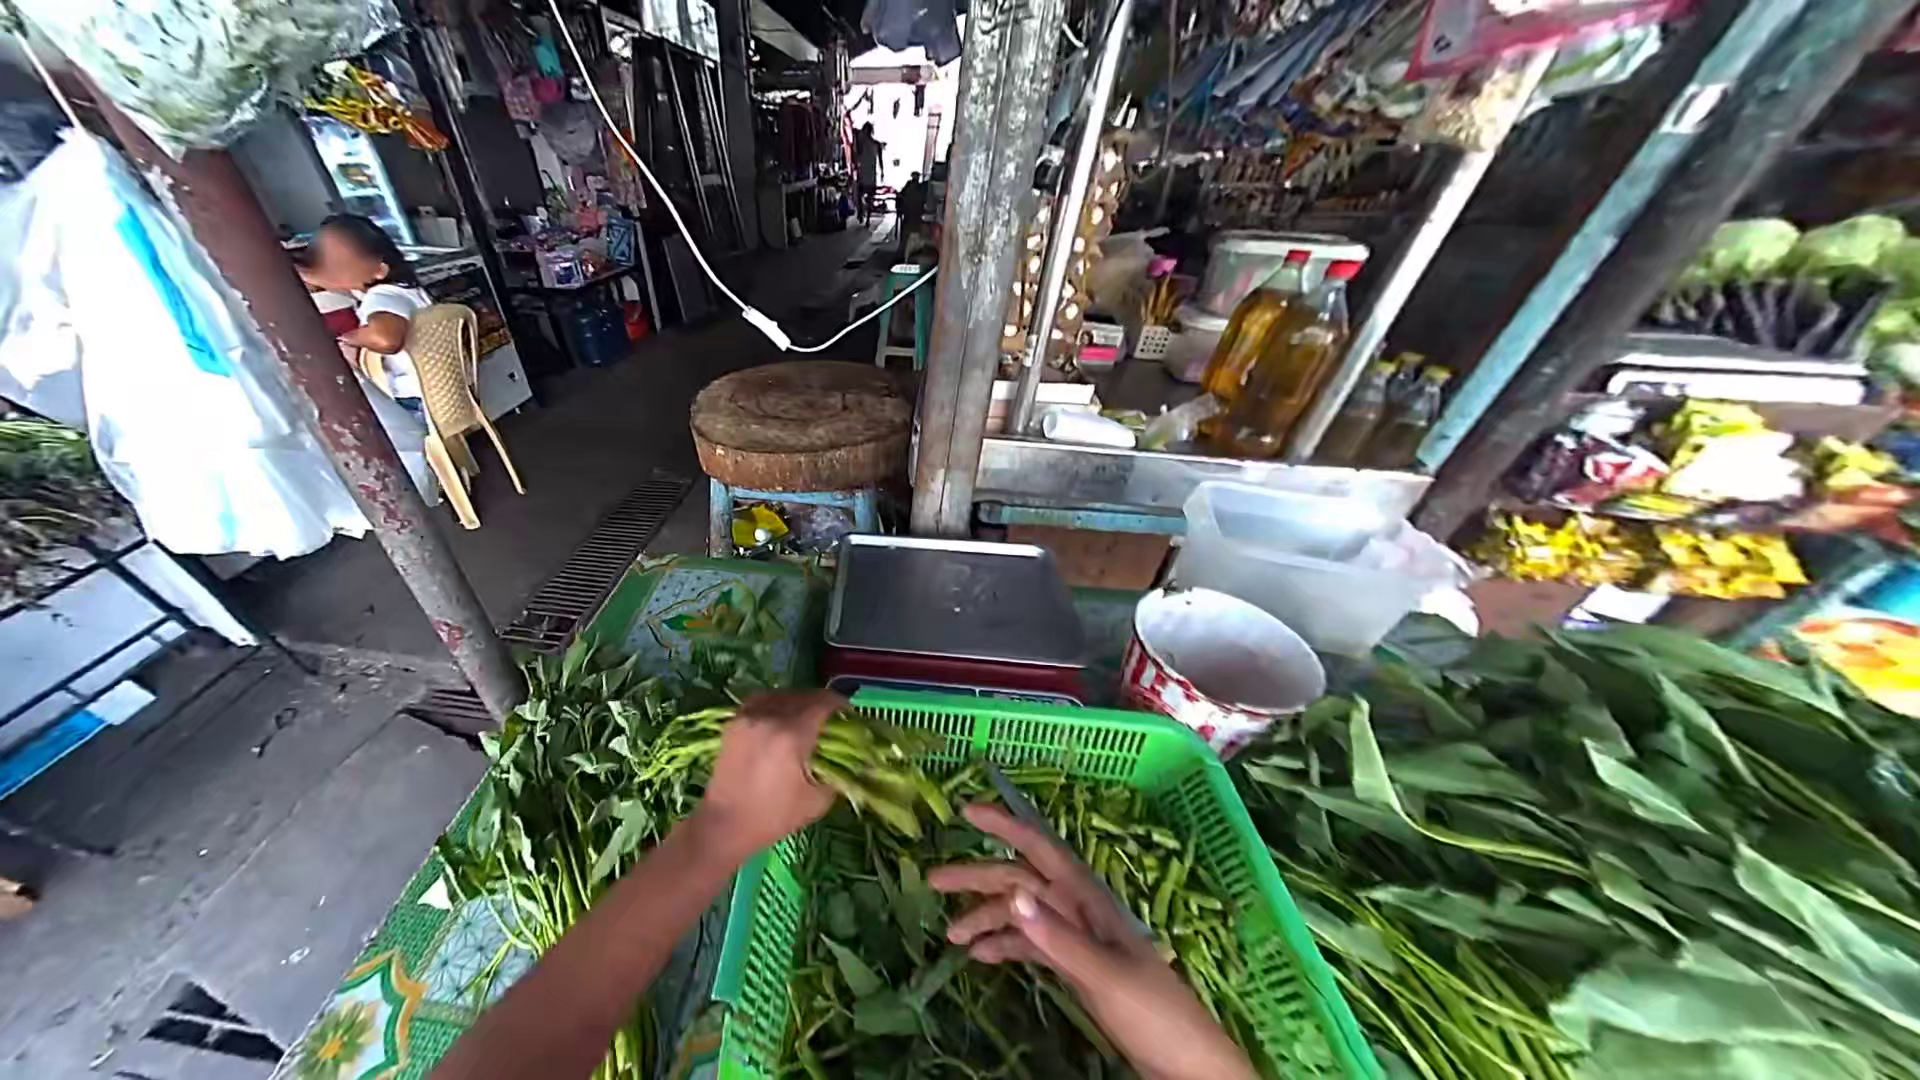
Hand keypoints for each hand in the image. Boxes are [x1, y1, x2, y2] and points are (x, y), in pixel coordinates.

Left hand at [692, 690, 840, 859]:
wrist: (723, 827)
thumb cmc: (773, 817)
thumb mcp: (817, 801)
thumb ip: (839, 773)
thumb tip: (855, 758)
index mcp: (792, 735)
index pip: (824, 703)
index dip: (842, 705)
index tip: (850, 715)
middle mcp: (770, 717)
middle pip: (805, 695)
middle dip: (823, 703)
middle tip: (833, 718)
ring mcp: (749, 716)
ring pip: (783, 694)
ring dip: (800, 700)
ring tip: (807, 715)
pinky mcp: (734, 722)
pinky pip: (762, 700)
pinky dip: (776, 702)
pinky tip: (781, 715)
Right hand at [929, 803, 1258, 1079]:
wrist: (1187, 1064)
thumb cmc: (1153, 1011)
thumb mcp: (1104, 975)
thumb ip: (1058, 937)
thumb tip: (1012, 896)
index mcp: (1087, 897)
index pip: (1039, 847)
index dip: (1005, 825)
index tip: (968, 811)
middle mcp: (1076, 907)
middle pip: (1020, 880)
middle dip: (978, 877)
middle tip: (934, 880)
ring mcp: (1075, 935)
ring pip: (1021, 913)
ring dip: (986, 917)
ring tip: (950, 933)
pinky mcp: (1073, 963)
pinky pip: (1030, 944)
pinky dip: (1004, 946)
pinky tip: (980, 955)